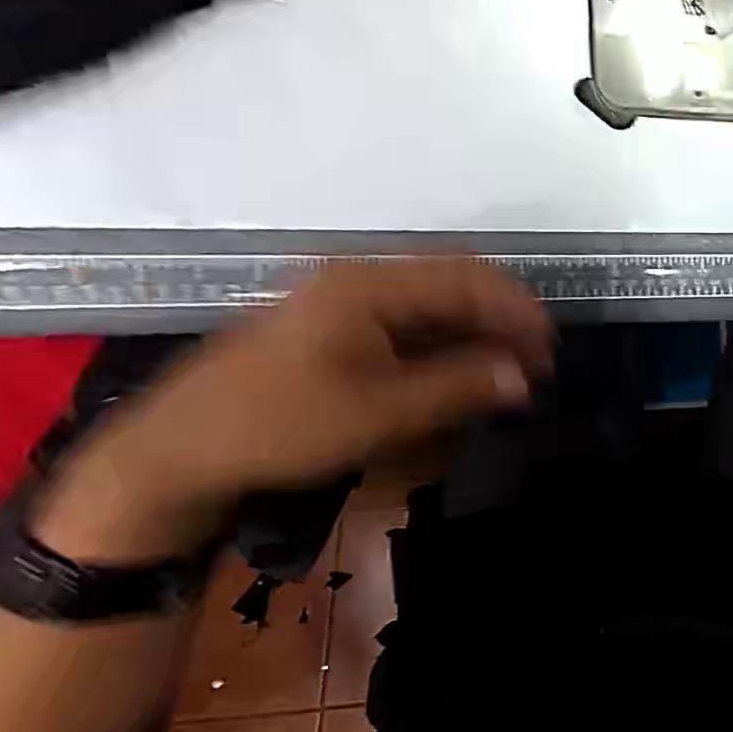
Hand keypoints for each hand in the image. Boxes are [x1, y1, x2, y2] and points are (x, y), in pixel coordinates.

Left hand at [33, 259, 551, 562]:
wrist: (182, 452)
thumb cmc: (279, 426)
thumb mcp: (379, 412)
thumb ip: (458, 388)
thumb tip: (524, 377)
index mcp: (368, 284)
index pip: (466, 279)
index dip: (516, 310)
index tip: (550, 349)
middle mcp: (360, 280)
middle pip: (453, 285)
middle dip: (502, 320)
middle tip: (537, 363)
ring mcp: (346, 303)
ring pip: (433, 306)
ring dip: (476, 334)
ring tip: (509, 371)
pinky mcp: (338, 328)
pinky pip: (409, 326)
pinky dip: (445, 347)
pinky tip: (462, 374)